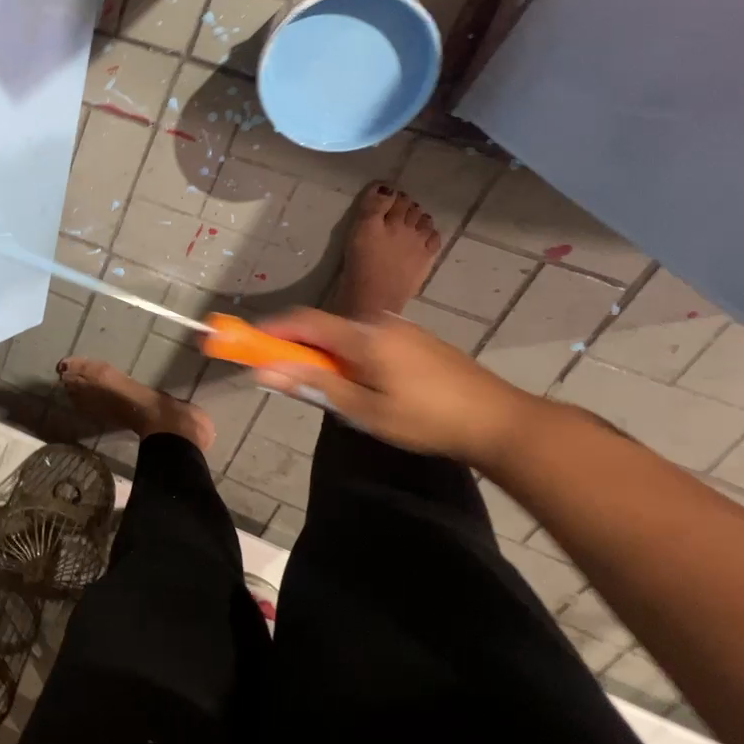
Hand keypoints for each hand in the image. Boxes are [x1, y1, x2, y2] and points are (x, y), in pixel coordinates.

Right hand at [253, 307, 538, 466]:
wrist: (501, 421)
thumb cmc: (427, 419)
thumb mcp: (363, 409)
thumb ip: (313, 385)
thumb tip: (264, 371)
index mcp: (363, 336)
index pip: (303, 322)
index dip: (269, 330)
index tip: (242, 342)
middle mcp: (380, 323)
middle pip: (322, 327)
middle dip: (293, 345)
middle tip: (279, 373)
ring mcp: (402, 330)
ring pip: (346, 335)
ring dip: (322, 353)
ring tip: (321, 387)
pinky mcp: (417, 341)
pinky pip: (366, 341)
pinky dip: (346, 355)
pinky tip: (357, 383)